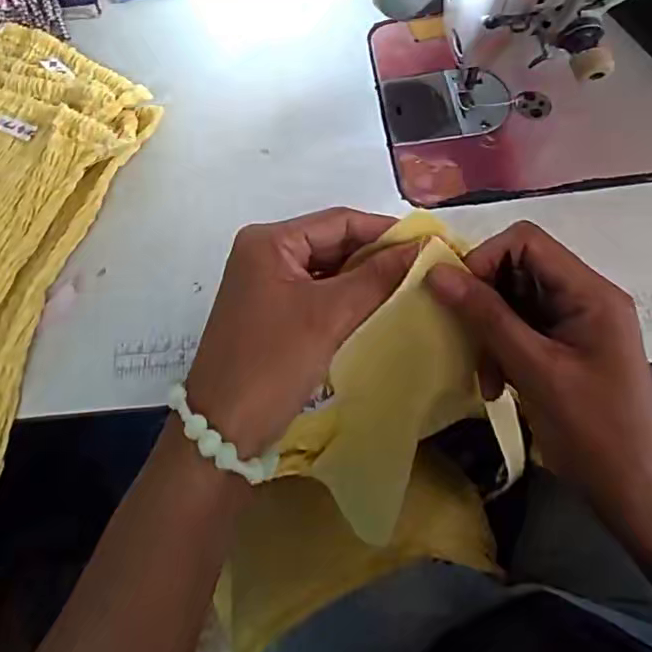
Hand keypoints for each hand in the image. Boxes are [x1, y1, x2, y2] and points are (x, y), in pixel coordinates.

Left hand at [184, 208, 420, 454]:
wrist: (222, 430)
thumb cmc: (272, 364)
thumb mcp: (329, 316)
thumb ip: (377, 277)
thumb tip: (421, 247)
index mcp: (269, 241)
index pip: (339, 221)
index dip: (385, 229)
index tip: (429, 242)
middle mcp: (265, 253)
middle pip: (333, 241)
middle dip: (377, 253)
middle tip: (426, 265)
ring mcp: (267, 283)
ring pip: (328, 268)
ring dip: (366, 276)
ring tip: (412, 284)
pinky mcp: (273, 310)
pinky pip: (319, 292)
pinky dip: (348, 297)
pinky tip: (381, 306)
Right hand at [424, 222, 651, 527]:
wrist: (637, 496)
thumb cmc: (595, 433)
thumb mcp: (535, 370)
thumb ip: (486, 316)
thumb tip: (438, 273)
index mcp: (590, 293)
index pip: (527, 241)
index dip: (485, 259)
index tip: (457, 297)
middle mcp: (585, 297)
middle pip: (517, 268)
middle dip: (484, 301)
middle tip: (465, 339)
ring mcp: (576, 322)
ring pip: (514, 299)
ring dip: (489, 331)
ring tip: (483, 375)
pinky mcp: (567, 346)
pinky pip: (522, 327)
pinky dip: (501, 348)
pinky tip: (495, 384)